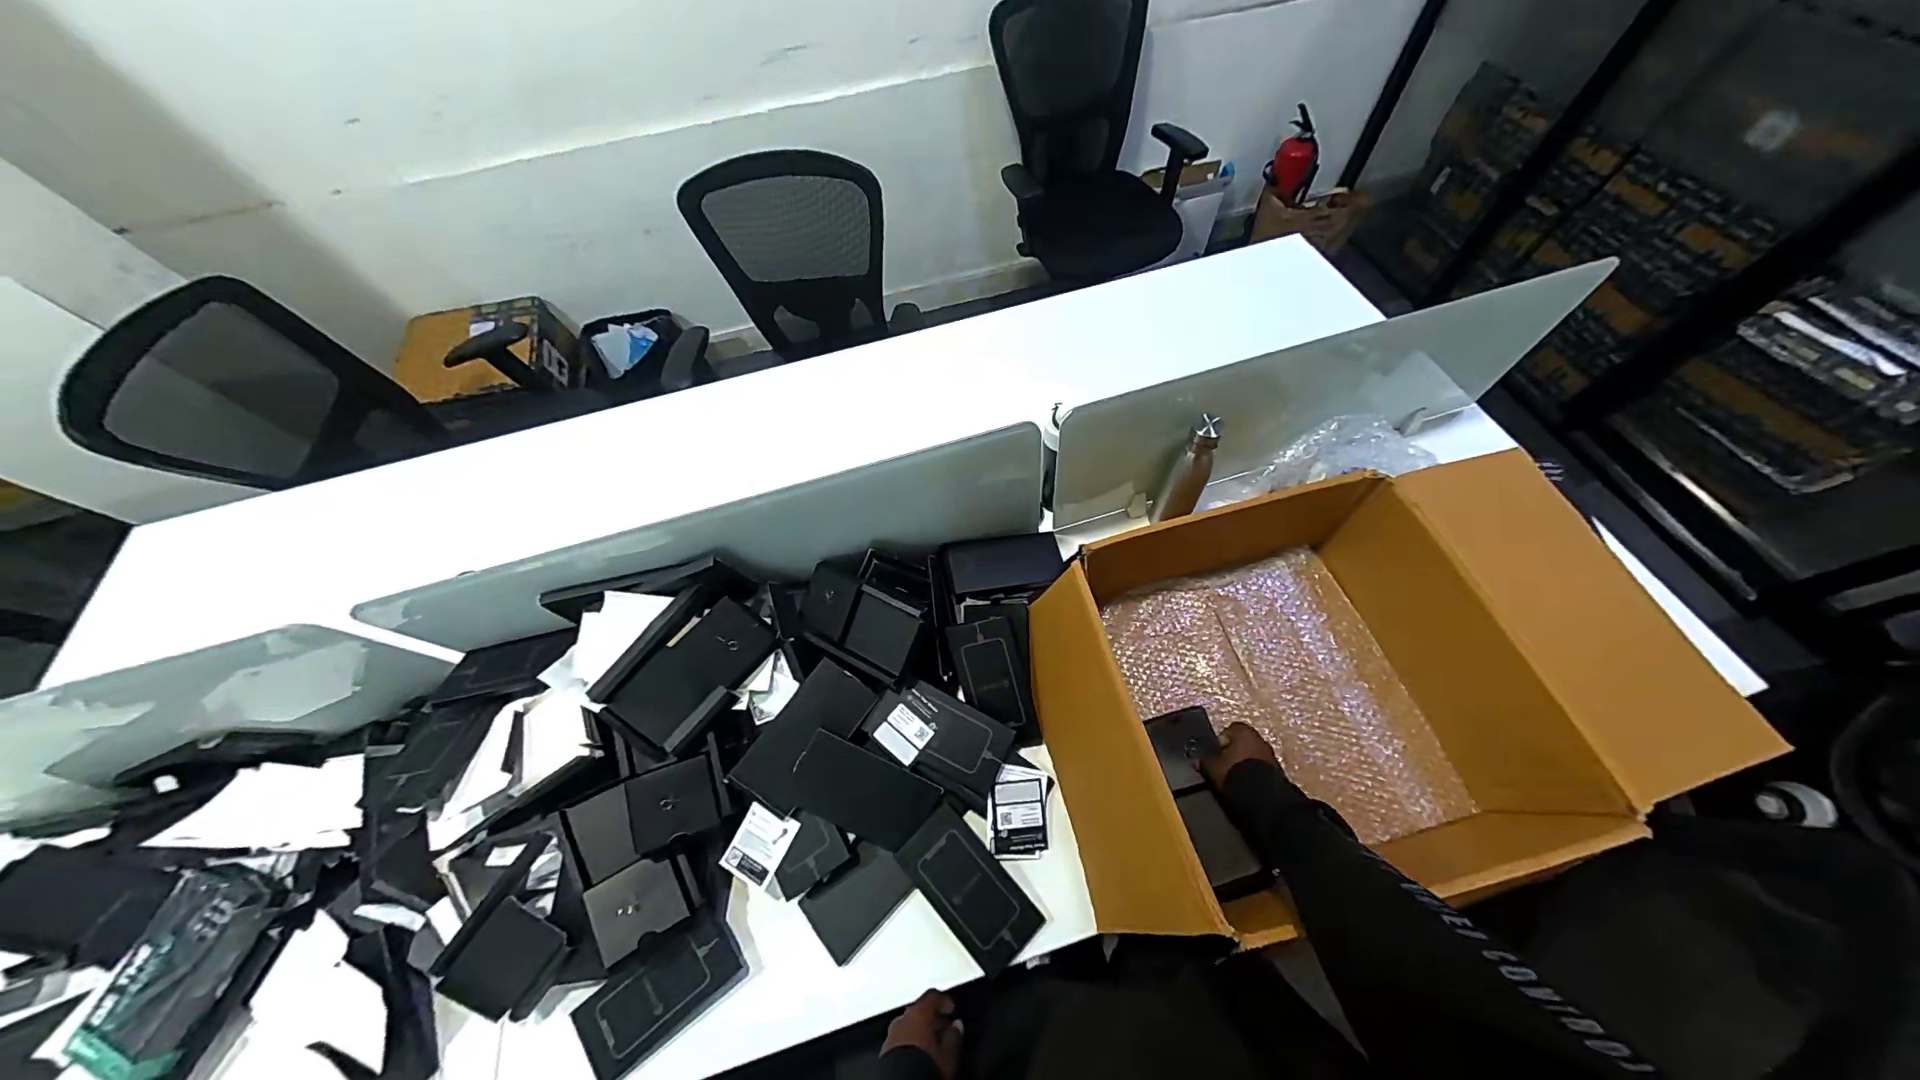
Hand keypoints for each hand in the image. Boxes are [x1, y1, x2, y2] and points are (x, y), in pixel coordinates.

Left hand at [883, 990, 962, 1077]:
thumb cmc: (926, 1065)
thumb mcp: (947, 1054)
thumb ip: (953, 1036)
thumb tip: (957, 1026)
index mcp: (918, 1013)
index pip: (932, 997)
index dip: (943, 1000)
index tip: (951, 1008)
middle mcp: (903, 1019)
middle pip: (919, 1010)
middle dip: (932, 1017)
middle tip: (943, 1027)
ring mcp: (892, 1033)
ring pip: (909, 1024)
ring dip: (920, 1029)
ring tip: (932, 1043)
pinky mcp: (885, 1048)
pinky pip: (901, 1037)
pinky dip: (911, 1039)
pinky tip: (918, 1052)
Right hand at [1198, 722, 1277, 788]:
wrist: (1263, 799)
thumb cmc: (1234, 774)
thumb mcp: (1212, 767)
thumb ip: (1204, 761)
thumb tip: (1198, 760)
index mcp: (1244, 731)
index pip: (1229, 729)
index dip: (1220, 741)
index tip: (1214, 754)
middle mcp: (1260, 739)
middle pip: (1242, 742)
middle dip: (1233, 752)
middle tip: (1222, 766)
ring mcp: (1271, 756)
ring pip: (1252, 756)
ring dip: (1244, 764)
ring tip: (1233, 778)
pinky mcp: (1278, 772)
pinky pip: (1261, 768)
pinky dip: (1254, 774)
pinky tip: (1246, 785)